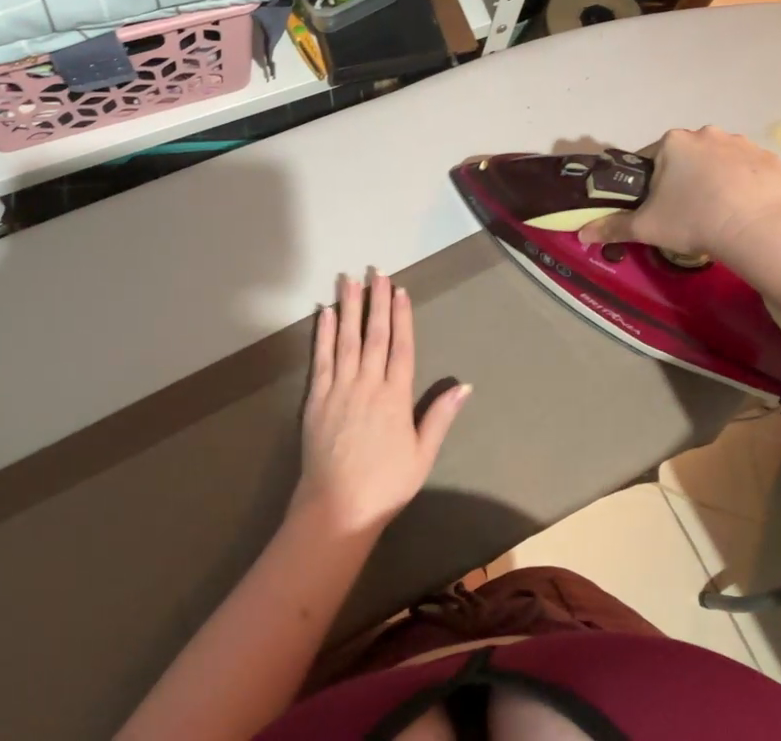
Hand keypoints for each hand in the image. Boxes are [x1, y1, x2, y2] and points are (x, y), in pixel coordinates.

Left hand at [289, 273, 469, 538]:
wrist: (337, 506)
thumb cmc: (386, 484)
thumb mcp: (423, 455)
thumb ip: (439, 416)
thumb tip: (464, 386)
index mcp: (396, 397)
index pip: (401, 347)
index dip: (402, 317)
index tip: (401, 292)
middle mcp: (368, 385)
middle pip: (374, 335)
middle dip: (376, 302)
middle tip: (377, 272)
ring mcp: (339, 389)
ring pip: (346, 339)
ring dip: (349, 307)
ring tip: (350, 279)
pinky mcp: (316, 398)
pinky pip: (321, 358)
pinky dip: (324, 333)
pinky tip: (326, 313)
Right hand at [577, 127, 780, 259]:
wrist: (758, 228)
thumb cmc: (693, 220)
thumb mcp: (646, 227)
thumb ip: (612, 227)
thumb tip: (581, 234)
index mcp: (672, 143)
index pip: (651, 160)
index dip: (650, 185)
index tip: (657, 207)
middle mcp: (706, 134)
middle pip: (685, 158)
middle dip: (683, 181)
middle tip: (685, 213)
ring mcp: (742, 143)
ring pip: (717, 162)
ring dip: (713, 180)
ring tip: (717, 213)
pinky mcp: (769, 159)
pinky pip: (747, 170)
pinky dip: (742, 185)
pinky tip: (742, 210)